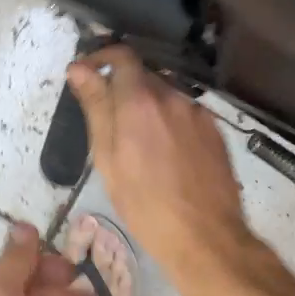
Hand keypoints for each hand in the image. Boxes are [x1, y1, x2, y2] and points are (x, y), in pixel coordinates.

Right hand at [66, 46, 259, 284]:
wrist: (208, 240)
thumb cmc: (146, 205)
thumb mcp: (107, 158)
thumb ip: (96, 107)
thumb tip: (79, 69)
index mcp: (140, 100)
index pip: (121, 55)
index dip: (101, 57)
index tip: (87, 74)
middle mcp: (172, 96)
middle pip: (143, 74)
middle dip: (122, 86)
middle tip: (109, 116)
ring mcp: (197, 112)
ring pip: (165, 93)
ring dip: (147, 103)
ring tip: (138, 139)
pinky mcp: (215, 129)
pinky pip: (184, 111)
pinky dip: (169, 119)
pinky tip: (166, 151)